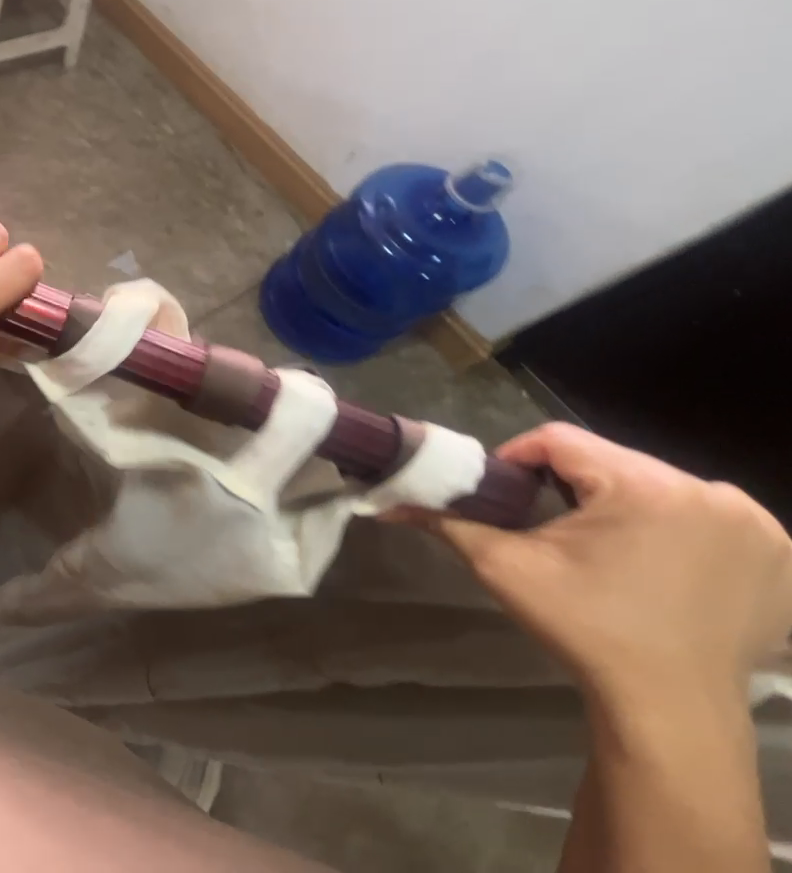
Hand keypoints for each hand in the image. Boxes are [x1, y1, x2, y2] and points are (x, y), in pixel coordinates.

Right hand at [411, 423, 791, 710]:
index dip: (518, 457)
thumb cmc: (582, 626)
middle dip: (573, 485)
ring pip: (661, 487)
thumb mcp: (502, 566)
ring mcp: (755, 524)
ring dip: (624, 505)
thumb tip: (389, 503)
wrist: (670, 702)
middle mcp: (710, 492)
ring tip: (601, 546)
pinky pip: (709, 518)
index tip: (502, 493)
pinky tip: (659, 565)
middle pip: (614, 462)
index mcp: (644, 487)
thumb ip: (447, 522)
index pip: (561, 439)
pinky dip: (677, 530)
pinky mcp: (780, 554)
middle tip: (545, 523)